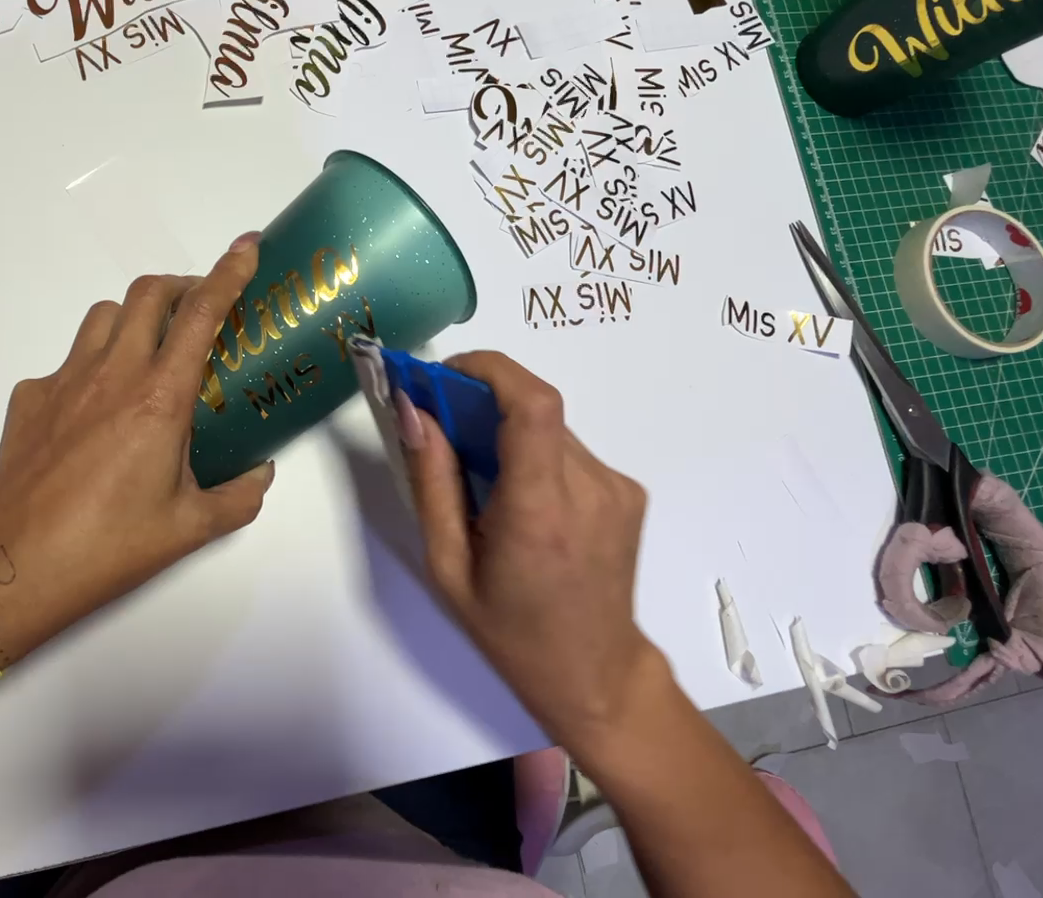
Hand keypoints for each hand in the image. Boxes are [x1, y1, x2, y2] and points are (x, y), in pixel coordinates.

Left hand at [0, 233, 276, 669]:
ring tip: (148, 354)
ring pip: (102, 315)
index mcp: (159, 398)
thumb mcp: (191, 527)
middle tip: (198, 312)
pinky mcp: (29, 398)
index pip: (200, 315)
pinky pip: (67, 362)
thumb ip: (240, 495)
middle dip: (179, 286)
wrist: (17, 568)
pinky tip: (94, 413)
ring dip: (134, 319)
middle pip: (146, 293)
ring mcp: (63, 381)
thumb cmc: (112, 547)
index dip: (228, 273)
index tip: (246, 247)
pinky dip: (91, 367)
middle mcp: (111, 374)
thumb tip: (261, 472)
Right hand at [397, 351, 654, 742]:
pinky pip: (568, 451)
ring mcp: (616, 488)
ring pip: (550, 428)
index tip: (444, 374)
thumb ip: (432, 481)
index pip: (531, 404)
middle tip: (440, 423)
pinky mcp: (627, 492)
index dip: (488, 369)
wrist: (595, 673)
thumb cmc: (509, 630)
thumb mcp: (448, 564)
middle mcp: (589, 488)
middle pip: (535, 409)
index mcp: (540, 509)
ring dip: (506, 432)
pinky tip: (517, 499)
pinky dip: (533, 454)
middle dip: (481, 401)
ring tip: (478, 476)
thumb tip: (415, 412)